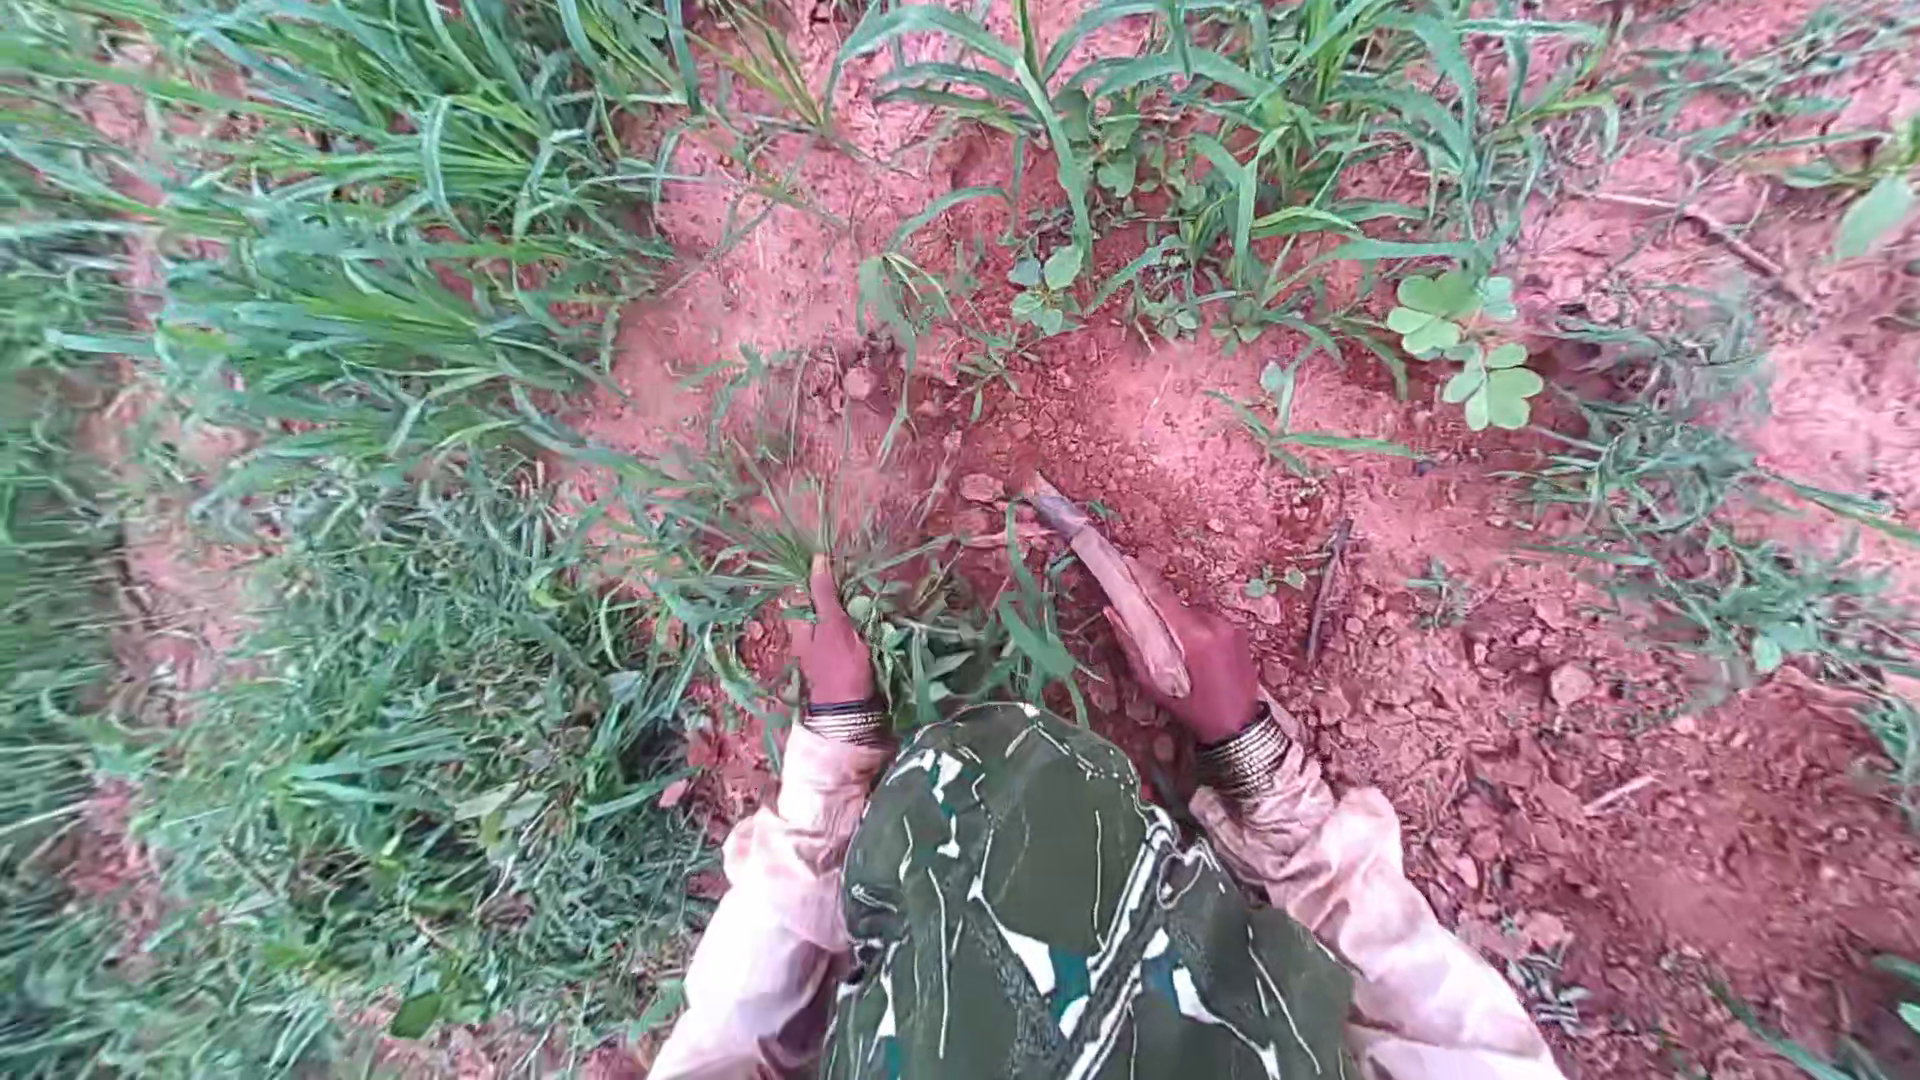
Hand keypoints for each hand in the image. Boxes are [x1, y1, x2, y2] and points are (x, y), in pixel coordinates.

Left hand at [786, 553, 875, 704]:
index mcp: (798, 621)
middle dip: (837, 586)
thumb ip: (824, 593)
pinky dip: (854, 617)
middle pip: (818, 598)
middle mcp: (804, 630)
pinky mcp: (836, 653)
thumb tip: (817, 559)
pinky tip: (867, 615)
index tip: (840, 561)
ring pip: (832, 612)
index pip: (805, 586)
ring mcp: (820, 643)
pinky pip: (843, 626)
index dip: (820, 572)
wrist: (848, 709)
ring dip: (848, 602)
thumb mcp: (831, 623)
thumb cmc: (839, 665)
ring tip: (866, 592)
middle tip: (857, 576)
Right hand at [1107, 564, 1259, 742]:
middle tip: (1146, 623)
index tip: (1128, 561)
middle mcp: (1213, 623)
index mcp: (1192, 635)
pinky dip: (1196, 630)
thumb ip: (1132, 644)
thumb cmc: (1191, 708)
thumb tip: (1112, 612)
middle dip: (1160, 609)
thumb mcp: (1153, 682)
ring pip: (1192, 613)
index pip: (1162, 596)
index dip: (1143, 576)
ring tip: (1176, 650)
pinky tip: (1195, 653)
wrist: (1239, 727)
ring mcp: (1229, 626)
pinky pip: (1208, 621)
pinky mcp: (1238, 631)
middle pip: (1176, 604)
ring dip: (1179, 622)